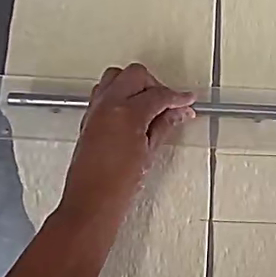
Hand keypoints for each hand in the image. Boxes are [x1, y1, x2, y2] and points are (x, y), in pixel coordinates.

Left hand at [58, 64, 194, 222]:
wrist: (92, 201)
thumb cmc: (118, 183)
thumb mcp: (149, 152)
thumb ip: (164, 125)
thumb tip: (177, 113)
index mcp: (126, 112)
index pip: (158, 94)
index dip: (177, 97)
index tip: (187, 100)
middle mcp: (108, 105)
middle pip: (135, 75)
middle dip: (155, 85)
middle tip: (169, 103)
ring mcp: (95, 110)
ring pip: (116, 78)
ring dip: (135, 85)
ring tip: (150, 105)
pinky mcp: (88, 118)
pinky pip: (105, 92)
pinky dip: (120, 94)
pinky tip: (133, 112)